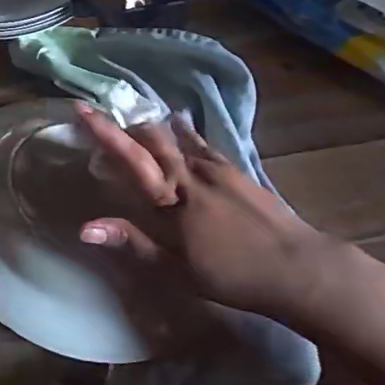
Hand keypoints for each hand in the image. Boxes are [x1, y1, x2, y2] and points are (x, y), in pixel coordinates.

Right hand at [73, 102, 351, 321]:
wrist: (302, 270)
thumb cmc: (233, 275)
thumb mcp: (177, 270)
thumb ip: (132, 243)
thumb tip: (84, 228)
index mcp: (171, 200)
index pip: (130, 158)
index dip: (104, 133)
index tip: (82, 109)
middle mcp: (190, 176)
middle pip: (152, 139)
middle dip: (124, 122)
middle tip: (102, 109)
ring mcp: (216, 170)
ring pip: (176, 137)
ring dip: (151, 125)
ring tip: (132, 114)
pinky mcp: (238, 172)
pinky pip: (202, 143)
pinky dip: (185, 131)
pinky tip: (180, 123)